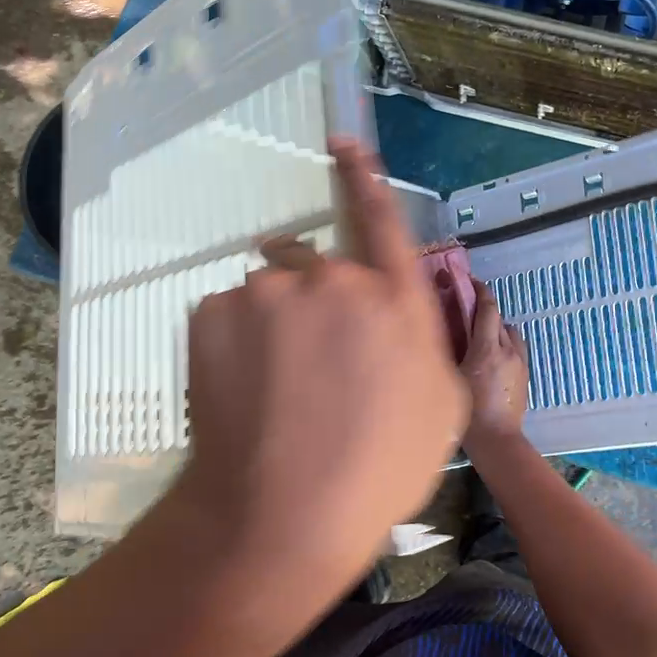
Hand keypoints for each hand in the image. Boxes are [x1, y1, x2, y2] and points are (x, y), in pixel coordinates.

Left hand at [170, 139, 470, 600]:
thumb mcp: (444, 408)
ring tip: (279, 394)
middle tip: (319, 374)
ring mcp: (267, 294)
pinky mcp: (212, 315)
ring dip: (278, 327)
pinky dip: (238, 344)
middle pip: (322, 270)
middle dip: (321, 307)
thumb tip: (399, 314)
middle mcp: (333, 281)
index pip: (380, 219)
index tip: (342, 139)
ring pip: (274, 294)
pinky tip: (246, 394)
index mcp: (395, 301)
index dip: (363, 176)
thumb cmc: (380, 471)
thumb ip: (429, 341)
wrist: (280, 517)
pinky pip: (231, 317)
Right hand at [459, 280, 529, 449]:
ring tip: (477, 341)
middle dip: (483, 312)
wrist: (497, 440)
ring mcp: (520, 362)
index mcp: (488, 348)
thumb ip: (449, 349)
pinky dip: (503, 345)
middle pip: (498, 318)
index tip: (469, 281)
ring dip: (495, 330)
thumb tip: (442, 327)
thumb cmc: (468, 413)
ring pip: (509, 333)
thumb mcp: (450, 378)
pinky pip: (515, 348)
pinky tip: (489, 360)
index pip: (488, 308)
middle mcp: (508, 350)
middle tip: (464, 315)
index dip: (479, 290)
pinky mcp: (526, 374)